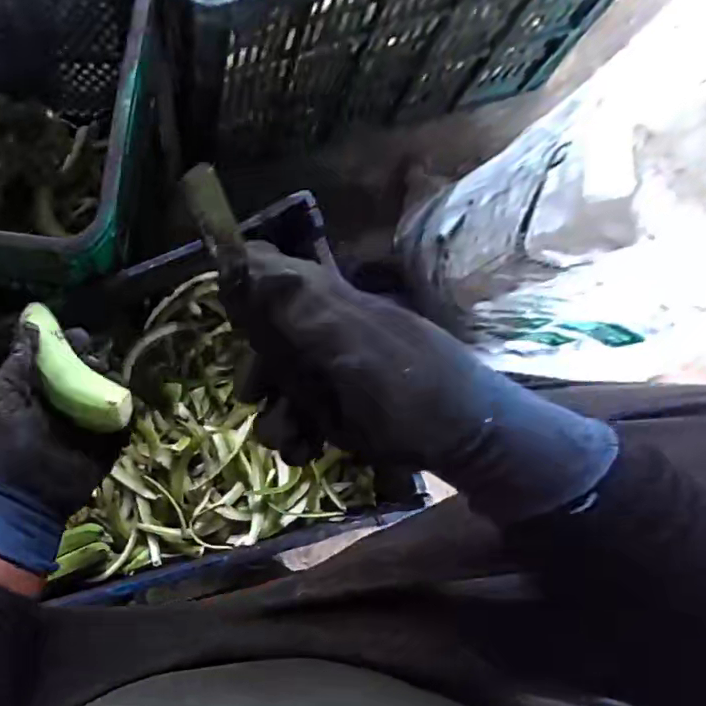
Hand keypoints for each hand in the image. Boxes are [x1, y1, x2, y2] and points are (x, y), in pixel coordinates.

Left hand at [0, 320, 126, 575]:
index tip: (79, 337)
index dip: (70, 344)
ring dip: (110, 381)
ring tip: (104, 381)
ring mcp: (89, 422)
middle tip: (93, 360)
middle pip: (89, 370)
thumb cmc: (12, 450)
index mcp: (42, 391)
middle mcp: (68, 402)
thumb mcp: (6, 402)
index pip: (61, 359)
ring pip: (109, 391)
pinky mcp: (108, 442)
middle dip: (93, 360)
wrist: (30, 499)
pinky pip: (124, 419)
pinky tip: (121, 403)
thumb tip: (30, 326)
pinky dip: (126, 409)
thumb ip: (17, 366)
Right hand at [220, 243, 616, 521]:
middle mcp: (331, 335)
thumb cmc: (412, 387)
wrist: (470, 440)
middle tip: (256, 398)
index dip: (248, 298)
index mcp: (333, 307)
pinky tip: (309, 453)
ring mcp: (338, 375)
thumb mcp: (352, 344)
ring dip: (279, 420)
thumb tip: (250, 253)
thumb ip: (300, 305)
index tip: (234, 325)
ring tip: (294, 443)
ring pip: (284, 390)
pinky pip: (303, 420)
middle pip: (272, 343)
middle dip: (261, 378)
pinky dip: (298, 438)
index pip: (278, 281)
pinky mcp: (344, 411)